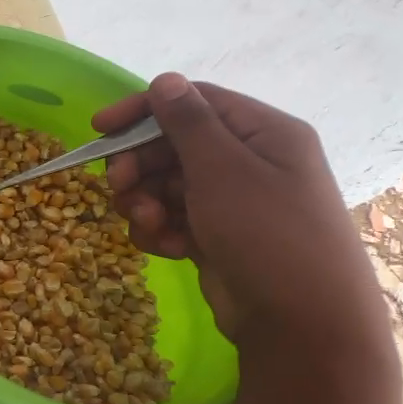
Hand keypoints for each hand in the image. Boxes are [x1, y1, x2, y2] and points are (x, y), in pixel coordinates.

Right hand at [93, 73, 383, 349]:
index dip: (142, 111)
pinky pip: (171, 217)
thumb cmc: (268, 235)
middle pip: (171, 145)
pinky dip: (159, 229)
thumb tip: (165, 79)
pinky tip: (167, 248)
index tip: (98, 129)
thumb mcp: (223, 171)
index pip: (192, 102)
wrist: (303, 324)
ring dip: (145, 202)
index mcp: (263, 133)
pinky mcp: (217, 234)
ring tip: (151, 226)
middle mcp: (250, 161)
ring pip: (163, 184)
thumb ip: (188, 122)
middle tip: (118, 188)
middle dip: (139, 166)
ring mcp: (233, 200)